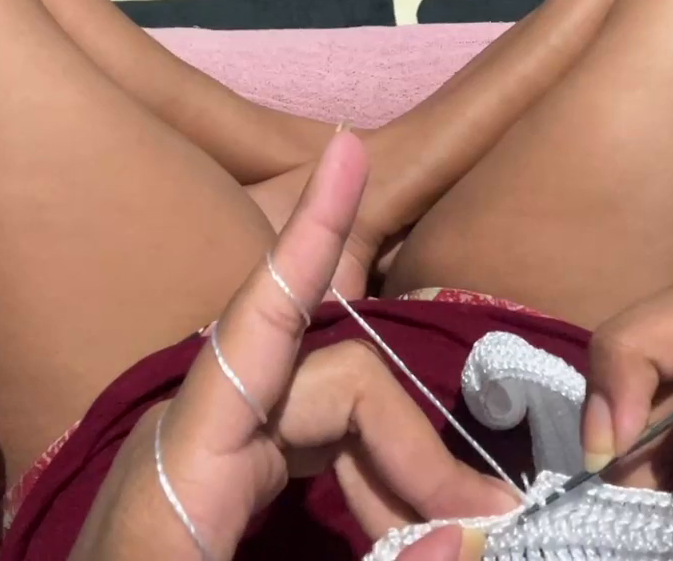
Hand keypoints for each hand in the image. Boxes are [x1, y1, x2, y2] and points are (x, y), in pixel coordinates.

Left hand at [70, 131, 515, 559]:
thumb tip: (465, 533)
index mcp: (181, 467)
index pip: (258, 322)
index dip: (309, 233)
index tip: (348, 151)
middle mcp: (201, 440)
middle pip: (335, 391)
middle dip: (419, 447)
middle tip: (491, 526)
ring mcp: (217, 464)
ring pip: (336, 426)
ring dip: (405, 478)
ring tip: (460, 538)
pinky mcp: (228, 493)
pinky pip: (319, 459)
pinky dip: (375, 490)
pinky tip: (408, 536)